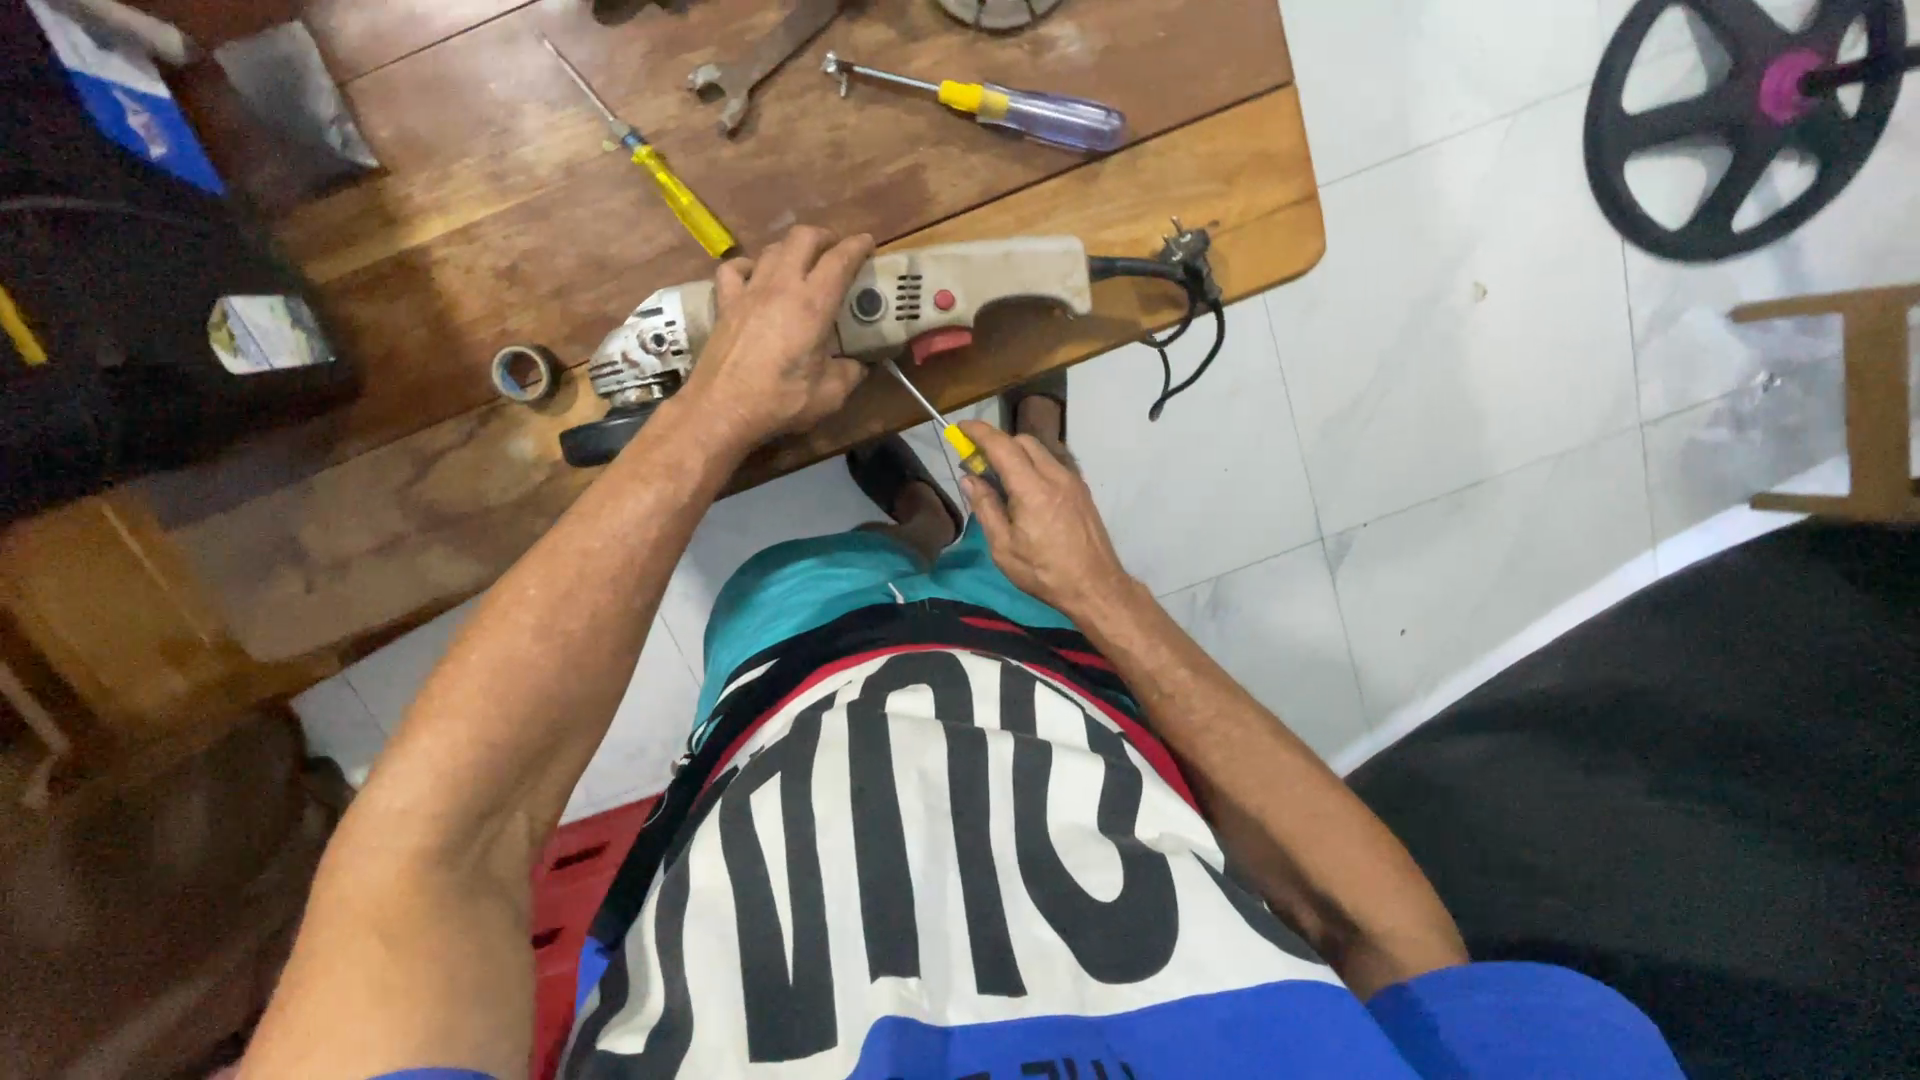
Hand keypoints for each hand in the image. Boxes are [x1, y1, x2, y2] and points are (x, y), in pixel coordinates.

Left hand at [678, 226, 875, 449]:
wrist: (722, 409)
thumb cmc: (780, 401)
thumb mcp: (830, 395)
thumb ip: (849, 374)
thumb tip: (857, 366)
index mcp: (813, 305)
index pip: (839, 260)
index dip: (857, 246)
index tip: (868, 243)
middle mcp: (781, 286)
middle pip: (802, 238)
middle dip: (824, 236)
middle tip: (835, 249)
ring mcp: (749, 291)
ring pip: (771, 249)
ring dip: (791, 248)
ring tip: (802, 262)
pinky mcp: (725, 303)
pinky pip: (734, 269)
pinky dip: (749, 266)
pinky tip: (755, 276)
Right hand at [958, 420, 1136, 617]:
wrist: (1095, 586)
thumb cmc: (1044, 572)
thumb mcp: (1003, 547)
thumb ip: (985, 507)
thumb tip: (970, 479)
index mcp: (1032, 489)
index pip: (1002, 445)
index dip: (979, 432)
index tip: (961, 428)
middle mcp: (1055, 476)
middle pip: (1023, 441)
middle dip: (998, 443)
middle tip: (978, 463)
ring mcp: (1072, 481)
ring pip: (1040, 451)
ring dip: (1017, 454)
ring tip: (1001, 479)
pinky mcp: (1081, 491)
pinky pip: (1053, 465)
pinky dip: (1033, 465)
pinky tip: (1025, 491)